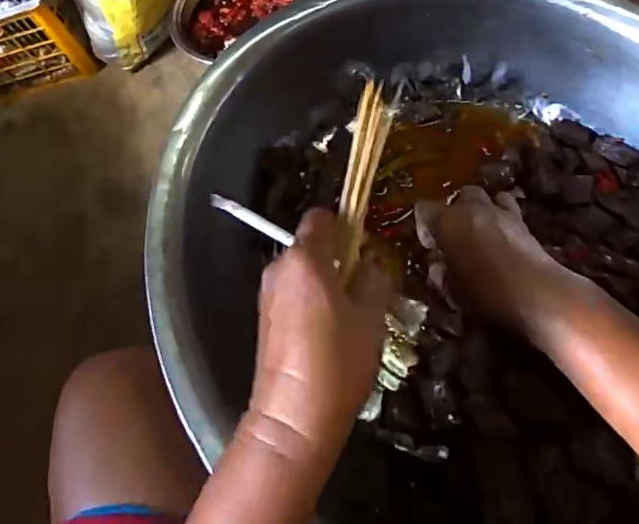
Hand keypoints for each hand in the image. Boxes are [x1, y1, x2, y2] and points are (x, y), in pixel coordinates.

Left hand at [245, 209, 391, 458]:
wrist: (291, 422)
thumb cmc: (336, 361)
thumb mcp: (371, 315)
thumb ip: (374, 277)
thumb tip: (371, 261)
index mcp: (305, 258)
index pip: (321, 216)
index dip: (344, 223)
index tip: (364, 243)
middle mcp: (280, 268)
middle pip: (311, 244)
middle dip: (337, 255)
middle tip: (365, 280)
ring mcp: (267, 295)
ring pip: (302, 271)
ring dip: (325, 279)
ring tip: (351, 309)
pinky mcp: (264, 320)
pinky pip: (293, 293)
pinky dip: (311, 299)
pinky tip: (330, 329)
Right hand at [430, 187, 591, 341]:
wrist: (537, 293)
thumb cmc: (487, 293)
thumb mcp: (454, 290)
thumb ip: (442, 273)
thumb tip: (438, 264)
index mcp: (450, 221)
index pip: (424, 209)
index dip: (424, 227)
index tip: (431, 248)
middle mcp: (473, 207)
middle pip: (458, 196)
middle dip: (453, 213)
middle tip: (454, 240)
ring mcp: (500, 210)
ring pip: (483, 197)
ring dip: (477, 210)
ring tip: (478, 233)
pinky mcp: (521, 220)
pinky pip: (505, 206)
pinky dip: (500, 214)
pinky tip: (502, 235)